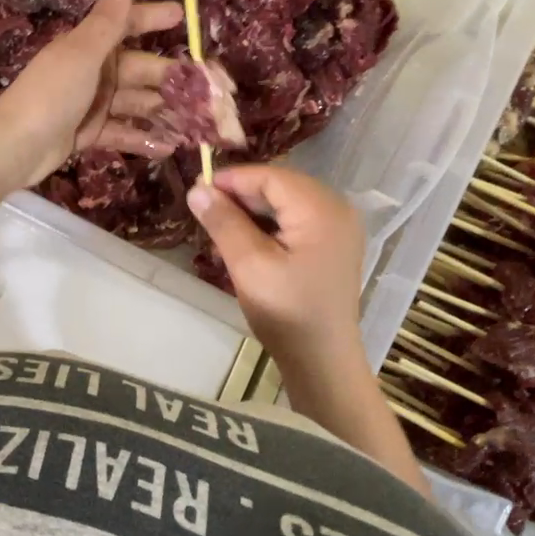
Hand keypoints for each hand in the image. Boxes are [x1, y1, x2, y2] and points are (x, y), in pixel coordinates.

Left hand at [0, 0, 184, 185]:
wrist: (15, 146)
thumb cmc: (50, 94)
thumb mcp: (82, 53)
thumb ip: (107, 18)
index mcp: (89, 46)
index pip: (126, 24)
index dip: (152, 18)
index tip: (181, 16)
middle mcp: (93, 71)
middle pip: (140, 69)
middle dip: (172, 78)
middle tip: (210, 89)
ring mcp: (90, 104)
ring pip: (135, 103)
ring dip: (163, 111)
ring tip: (198, 122)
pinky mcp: (88, 134)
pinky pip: (122, 133)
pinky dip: (142, 139)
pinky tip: (169, 147)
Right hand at [186, 165, 366, 359]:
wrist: (322, 358)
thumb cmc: (286, 311)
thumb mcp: (249, 265)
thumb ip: (224, 222)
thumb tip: (197, 189)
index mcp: (321, 210)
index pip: (271, 177)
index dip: (232, 179)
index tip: (196, 190)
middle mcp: (336, 210)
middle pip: (280, 187)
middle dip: (240, 197)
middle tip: (205, 214)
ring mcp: (338, 229)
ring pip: (285, 204)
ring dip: (251, 214)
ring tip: (219, 233)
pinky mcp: (332, 246)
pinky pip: (295, 222)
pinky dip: (267, 227)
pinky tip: (243, 246)